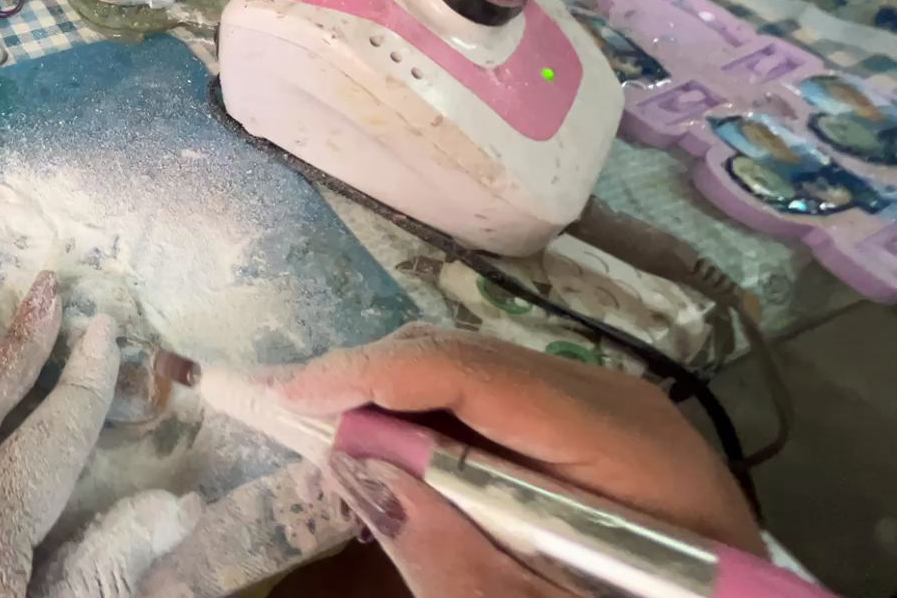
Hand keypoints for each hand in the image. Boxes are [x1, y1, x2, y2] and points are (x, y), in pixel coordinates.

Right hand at [271, 324, 763, 597]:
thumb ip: (456, 562)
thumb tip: (353, 467)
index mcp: (624, 444)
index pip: (473, 374)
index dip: (374, 376)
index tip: (293, 396)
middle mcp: (604, 395)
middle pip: (453, 357)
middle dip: (367, 382)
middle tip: (298, 417)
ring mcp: (587, 396)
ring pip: (451, 362)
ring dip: (384, 395)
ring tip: (334, 430)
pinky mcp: (565, 409)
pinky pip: (466, 386)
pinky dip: (413, 408)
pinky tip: (388, 442)